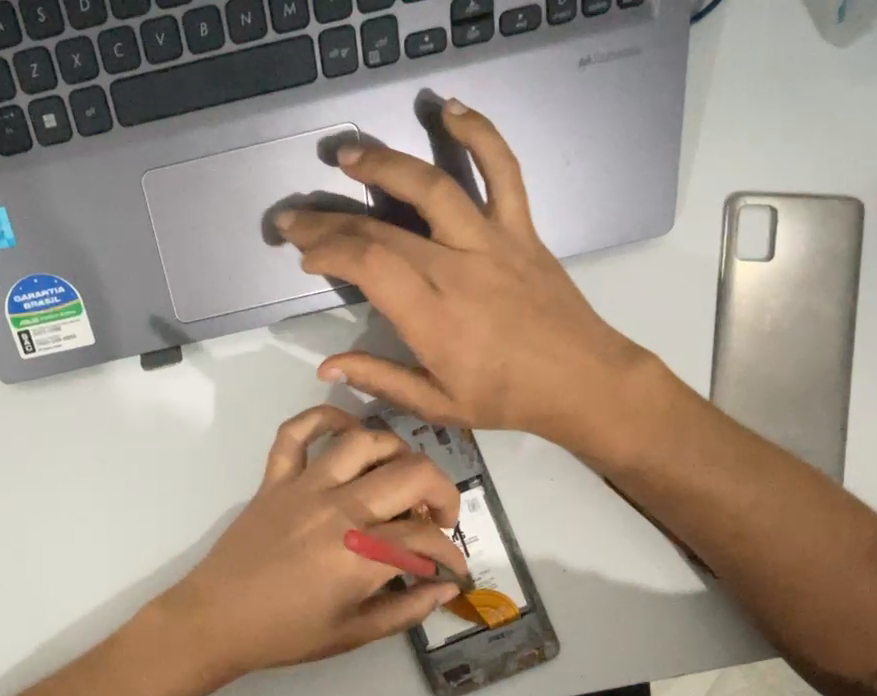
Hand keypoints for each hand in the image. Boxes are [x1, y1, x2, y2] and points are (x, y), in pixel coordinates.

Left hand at [157, 406, 468, 675]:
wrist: (215, 621)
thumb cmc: (284, 634)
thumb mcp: (352, 634)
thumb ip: (405, 611)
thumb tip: (445, 588)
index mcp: (360, 555)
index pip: (426, 539)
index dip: (450, 554)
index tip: (451, 569)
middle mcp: (339, 511)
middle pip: (412, 475)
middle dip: (442, 494)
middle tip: (435, 520)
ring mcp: (304, 489)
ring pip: (363, 442)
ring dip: (396, 452)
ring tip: (400, 477)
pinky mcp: (274, 481)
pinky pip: (296, 433)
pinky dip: (323, 419)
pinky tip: (346, 433)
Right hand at [275, 100, 666, 463]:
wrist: (581, 379)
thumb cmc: (504, 399)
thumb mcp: (437, 405)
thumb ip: (381, 379)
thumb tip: (326, 366)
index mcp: (433, 316)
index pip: (367, 263)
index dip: (328, 250)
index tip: (304, 253)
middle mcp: (457, 268)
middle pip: (383, 228)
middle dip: (331, 219)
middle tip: (295, 215)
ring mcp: (492, 242)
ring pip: (433, 186)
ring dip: (385, 164)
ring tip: (347, 154)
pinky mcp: (521, 229)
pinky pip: (503, 171)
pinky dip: (481, 135)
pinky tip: (452, 110)